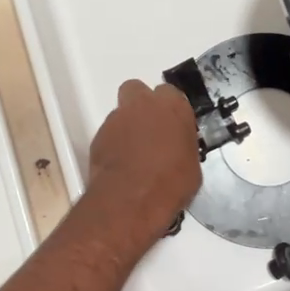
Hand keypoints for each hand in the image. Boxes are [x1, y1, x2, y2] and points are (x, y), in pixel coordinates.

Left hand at [84, 81, 202, 241]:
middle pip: (137, 90)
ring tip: (133, 153)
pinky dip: (114, 144)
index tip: (173, 126)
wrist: (132, 200)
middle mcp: (142, 104)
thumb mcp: (192, 165)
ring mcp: (116, 119)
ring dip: (127, 127)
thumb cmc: (172, 183)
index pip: (170, 94)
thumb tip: (177, 150)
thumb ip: (182, 145)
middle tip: (149, 128)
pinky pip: (108, 134)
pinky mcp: (97, 136)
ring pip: (121, 113)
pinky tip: (120, 165)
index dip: (170, 109)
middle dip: (142, 104)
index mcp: (172, 106)